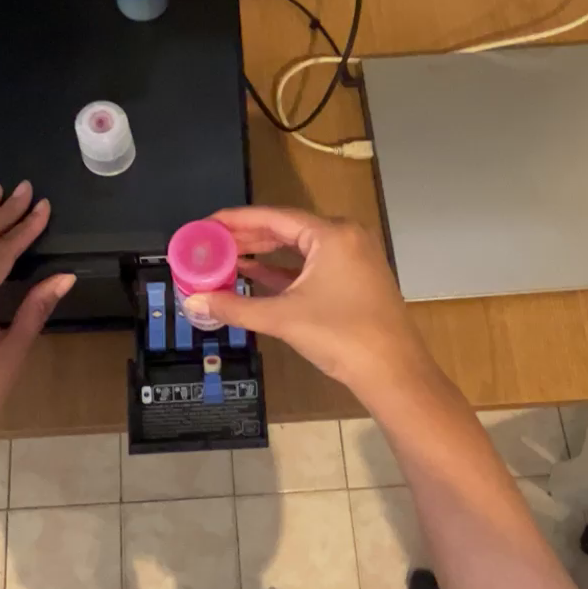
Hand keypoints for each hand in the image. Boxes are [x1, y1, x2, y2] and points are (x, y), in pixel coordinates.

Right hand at [183, 206, 434, 399]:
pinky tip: (255, 274)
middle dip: (246, 237)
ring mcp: (352, 257)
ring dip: (263, 253)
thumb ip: (236, 306)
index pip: (273, 217)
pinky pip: (311, 265)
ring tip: (226, 257)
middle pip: (286, 229)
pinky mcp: (354, 279)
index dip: (236, 220)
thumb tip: (194, 302)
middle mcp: (344, 237)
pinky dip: (283, 270)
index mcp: (331, 234)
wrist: (393, 371)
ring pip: (298, 248)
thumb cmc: (341, 337)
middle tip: (210, 243)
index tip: (206, 224)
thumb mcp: (283, 318)